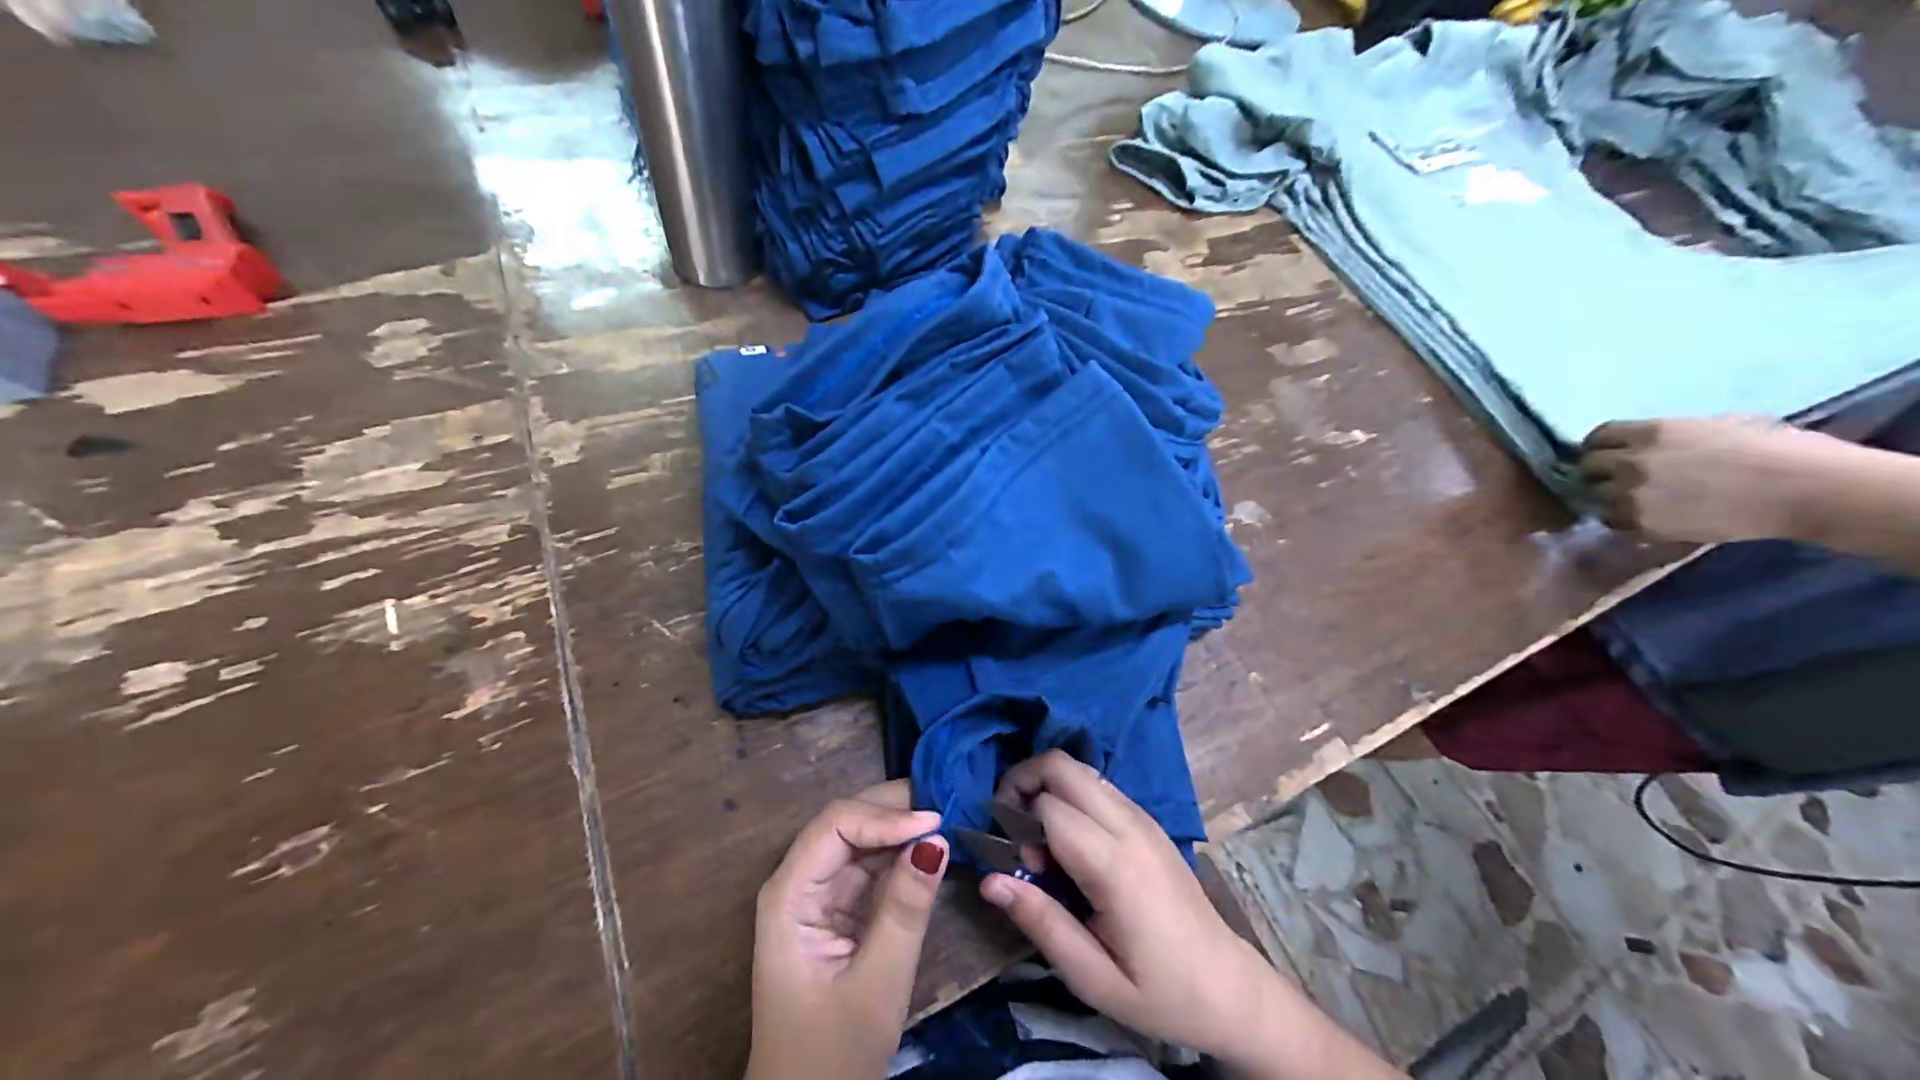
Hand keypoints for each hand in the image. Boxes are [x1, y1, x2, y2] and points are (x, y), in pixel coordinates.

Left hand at [746, 781, 948, 1079]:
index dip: (884, 816)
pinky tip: (933, 846)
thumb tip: (936, 839)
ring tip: (950, 816)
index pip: (834, 826)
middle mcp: (801, 882)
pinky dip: (904, 853)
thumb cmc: (833, 1053)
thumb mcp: (877, 983)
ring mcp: (821, 894)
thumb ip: (905, 909)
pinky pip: (873, 866)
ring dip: (903, 826)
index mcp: (789, 895)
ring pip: (862, 838)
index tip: (936, 823)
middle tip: (950, 802)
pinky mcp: (842, 909)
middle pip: (846, 822)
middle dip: (895, 808)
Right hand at [975, 751, 1286, 1066]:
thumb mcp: (1093, 978)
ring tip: (1041, 840)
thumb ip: (1041, 923)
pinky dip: (1070, 794)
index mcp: (1116, 865)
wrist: (1229, 987)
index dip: (1018, 824)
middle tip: (1012, 828)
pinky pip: (1098, 785)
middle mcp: (1130, 826)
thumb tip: (988, 881)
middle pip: (1063, 766)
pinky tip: (1070, 841)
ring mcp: (1143, 818)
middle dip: (1024, 781)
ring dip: (1047, 787)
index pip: (1049, 807)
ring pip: (1080, 769)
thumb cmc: (1160, 992)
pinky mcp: (1149, 821)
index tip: (1019, 863)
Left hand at [1580, 416, 1845, 542]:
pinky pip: (1614, 521)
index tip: (1608, 455)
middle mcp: (1630, 461)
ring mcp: (1630, 494)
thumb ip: (1671, 436)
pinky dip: (1624, 520)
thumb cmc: (1776, 449)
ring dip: (1609, 498)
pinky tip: (1648, 518)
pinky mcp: (1640, 522)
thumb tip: (1651, 444)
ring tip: (1634, 502)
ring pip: (1596, 496)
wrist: (1805, 489)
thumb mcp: (1717, 426)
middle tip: (1617, 480)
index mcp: (1650, 432)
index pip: (1598, 437)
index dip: (1601, 447)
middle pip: (1589, 467)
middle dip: (1600, 472)